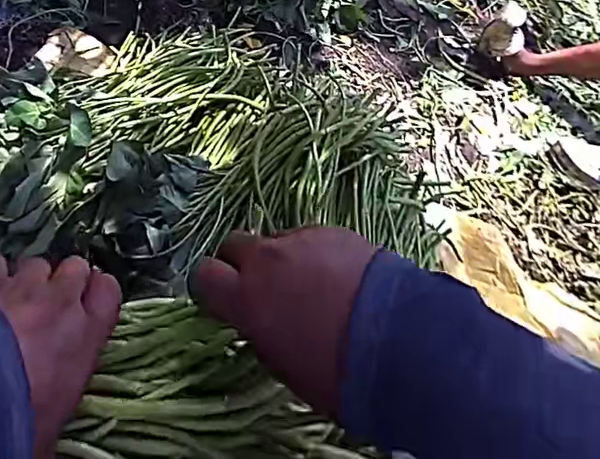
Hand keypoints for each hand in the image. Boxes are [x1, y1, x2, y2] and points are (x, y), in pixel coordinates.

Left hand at [0, 254, 121, 457]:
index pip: (108, 291)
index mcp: (85, 335)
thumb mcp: (56, 416)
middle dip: (63, 282)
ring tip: (12, 302)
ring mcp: (23, 286)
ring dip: (27, 278)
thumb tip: (54, 402)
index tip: (85, 306)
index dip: (96, 293)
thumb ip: (65, 383)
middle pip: (74, 268)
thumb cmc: (22, 423)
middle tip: (47, 308)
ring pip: (36, 263)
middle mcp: (60, 301)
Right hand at [190, 228, 376, 416]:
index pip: (203, 275)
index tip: (221, 298)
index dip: (210, 286)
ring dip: (281, 258)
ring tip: (309, 284)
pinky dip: (314, 253)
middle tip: (260, 286)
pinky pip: (309, 238)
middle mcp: (266, 259)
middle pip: (234, 244)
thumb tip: (256, 321)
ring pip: (275, 239)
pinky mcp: (330, 229)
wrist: (396, 337)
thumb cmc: (336, 371)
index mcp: (247, 297)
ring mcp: (299, 239)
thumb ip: (260, 332)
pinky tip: (338, 277)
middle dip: (241, 262)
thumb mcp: (284, 365)